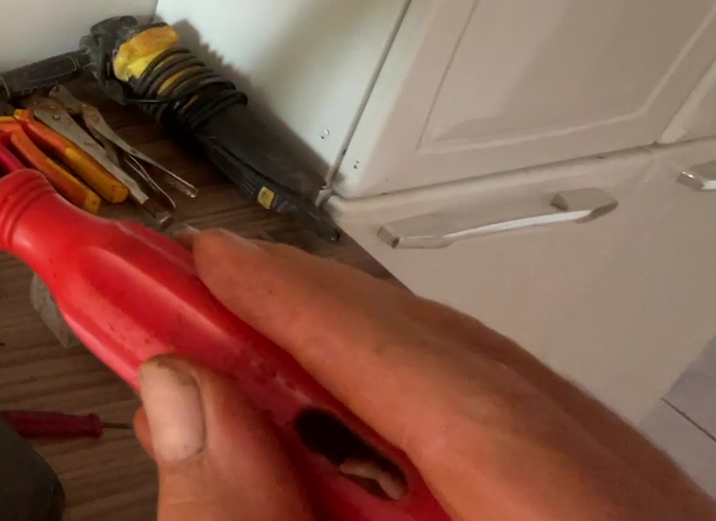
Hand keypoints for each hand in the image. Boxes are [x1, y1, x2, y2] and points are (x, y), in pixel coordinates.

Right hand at [136, 229, 715, 520]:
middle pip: (494, 385)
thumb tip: (178, 395)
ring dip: (354, 363)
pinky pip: (536, 456)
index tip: (210, 258)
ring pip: (514, 409)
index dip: (316, 310)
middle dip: (319, 317)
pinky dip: (412, 419)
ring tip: (247, 350)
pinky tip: (328, 424)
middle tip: (201, 287)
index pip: (474, 406)